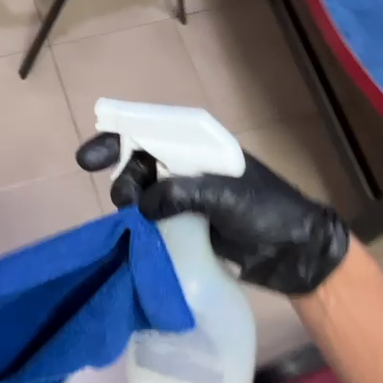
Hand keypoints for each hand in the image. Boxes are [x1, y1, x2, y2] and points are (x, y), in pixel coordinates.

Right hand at [78, 133, 349, 295]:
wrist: (296, 253)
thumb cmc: (267, 211)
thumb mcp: (225, 195)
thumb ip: (181, 192)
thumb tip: (143, 205)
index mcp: (197, 144)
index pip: (148, 129)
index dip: (115, 137)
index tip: (87, 159)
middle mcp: (186, 162)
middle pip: (137, 159)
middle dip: (123, 175)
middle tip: (123, 201)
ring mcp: (184, 193)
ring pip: (140, 189)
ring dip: (130, 200)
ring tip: (134, 219)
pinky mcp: (184, 221)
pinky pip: (150, 215)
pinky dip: (139, 221)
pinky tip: (135, 233)